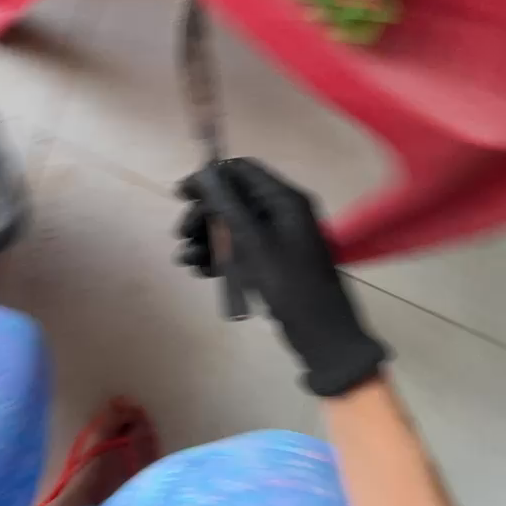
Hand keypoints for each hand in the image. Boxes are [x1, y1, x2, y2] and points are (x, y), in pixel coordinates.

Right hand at [177, 158, 386, 395]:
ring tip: (187, 260)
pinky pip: (239, 248)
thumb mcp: (254, 241)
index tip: (182, 195)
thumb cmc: (290, 283)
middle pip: (231, 199)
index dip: (210, 178)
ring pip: (231, 226)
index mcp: (284, 200)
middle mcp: (281, 212)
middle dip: (204, 216)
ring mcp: (276, 237)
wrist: (322, 335)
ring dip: (206, 239)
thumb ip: (227, 203)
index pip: (241, 170)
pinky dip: (219, 257)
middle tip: (182, 234)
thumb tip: (205, 171)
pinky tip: (200, 271)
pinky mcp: (271, 259)